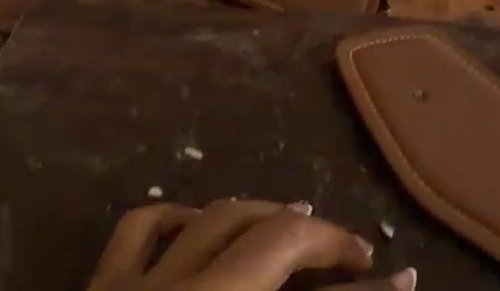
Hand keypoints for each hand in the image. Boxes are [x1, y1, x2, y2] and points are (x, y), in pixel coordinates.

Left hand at [87, 199, 415, 290]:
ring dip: (260, 215)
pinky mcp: (99, 290)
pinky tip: (201, 226)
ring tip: (294, 219)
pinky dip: (179, 217)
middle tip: (351, 259)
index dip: (358, 283)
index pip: (297, 273)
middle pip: (267, 235)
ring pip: (213, 218)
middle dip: (318, 238)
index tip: (400, 278)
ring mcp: (135, 287)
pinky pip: (141, 229)